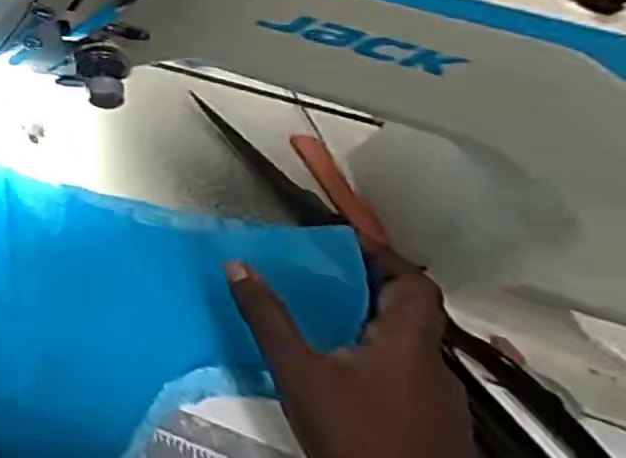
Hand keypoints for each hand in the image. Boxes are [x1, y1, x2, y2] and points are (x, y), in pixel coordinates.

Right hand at [227, 258, 473, 457]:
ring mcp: (435, 398)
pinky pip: (399, 367)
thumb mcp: (297, 371)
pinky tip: (332, 356)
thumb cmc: (355, 431)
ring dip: (364, 316)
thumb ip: (267, 315)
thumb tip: (236, 263)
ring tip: (315, 304)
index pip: (416, 286)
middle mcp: (431, 366)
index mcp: (408, 345)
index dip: (383, 256)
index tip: (340, 238)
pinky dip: (368, 346)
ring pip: (403, 341)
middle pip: (408, 312)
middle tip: (316, 265)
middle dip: (364, 283)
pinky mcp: (428, 423)